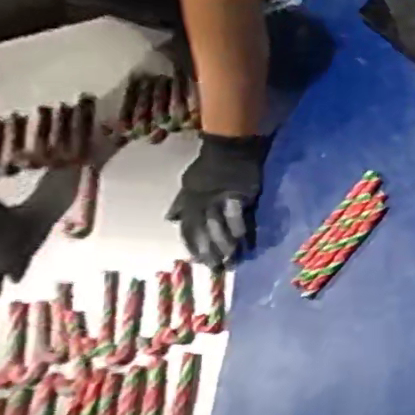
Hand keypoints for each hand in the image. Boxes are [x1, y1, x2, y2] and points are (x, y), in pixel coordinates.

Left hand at [169, 133, 269, 267]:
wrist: (231, 147)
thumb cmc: (211, 167)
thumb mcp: (190, 183)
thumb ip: (183, 203)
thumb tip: (170, 219)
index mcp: (189, 200)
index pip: (187, 228)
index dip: (192, 245)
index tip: (198, 261)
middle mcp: (201, 202)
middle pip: (202, 231)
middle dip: (208, 250)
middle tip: (215, 267)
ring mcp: (219, 199)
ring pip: (217, 226)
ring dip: (223, 244)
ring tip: (230, 259)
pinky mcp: (237, 195)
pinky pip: (236, 215)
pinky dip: (238, 229)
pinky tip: (243, 241)